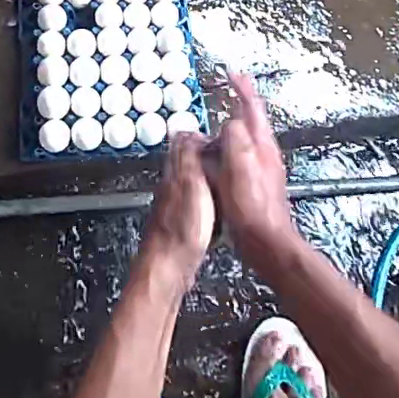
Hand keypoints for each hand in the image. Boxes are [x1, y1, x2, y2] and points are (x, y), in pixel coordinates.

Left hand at [142, 132, 215, 286]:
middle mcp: (172, 188)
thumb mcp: (190, 183)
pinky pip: (198, 208)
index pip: (183, 144)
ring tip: (229, 184)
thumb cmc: (182, 228)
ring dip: (210, 183)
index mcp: (175, 174)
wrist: (168, 267)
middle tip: (228, 160)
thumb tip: (185, 130)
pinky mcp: (182, 227)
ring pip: (194, 186)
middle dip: (208, 160)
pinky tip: (220, 214)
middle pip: (188, 164)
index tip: (221, 139)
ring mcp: (176, 208)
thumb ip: (188, 158)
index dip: (201, 138)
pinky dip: (210, 206)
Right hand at [212, 71, 301, 265]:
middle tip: (226, 91)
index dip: (242, 87)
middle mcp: (265, 153)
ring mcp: (261, 169)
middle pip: (251, 120)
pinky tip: (215, 158)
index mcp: (261, 144)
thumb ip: (234, 137)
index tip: (232, 72)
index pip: (252, 107)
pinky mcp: (254, 184)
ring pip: (244, 138)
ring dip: (231, 127)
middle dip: (238, 103)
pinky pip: (238, 157)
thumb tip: (228, 124)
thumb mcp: (239, 164)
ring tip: (215, 123)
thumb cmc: (252, 205)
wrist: (265, 241)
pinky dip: (226, 149)